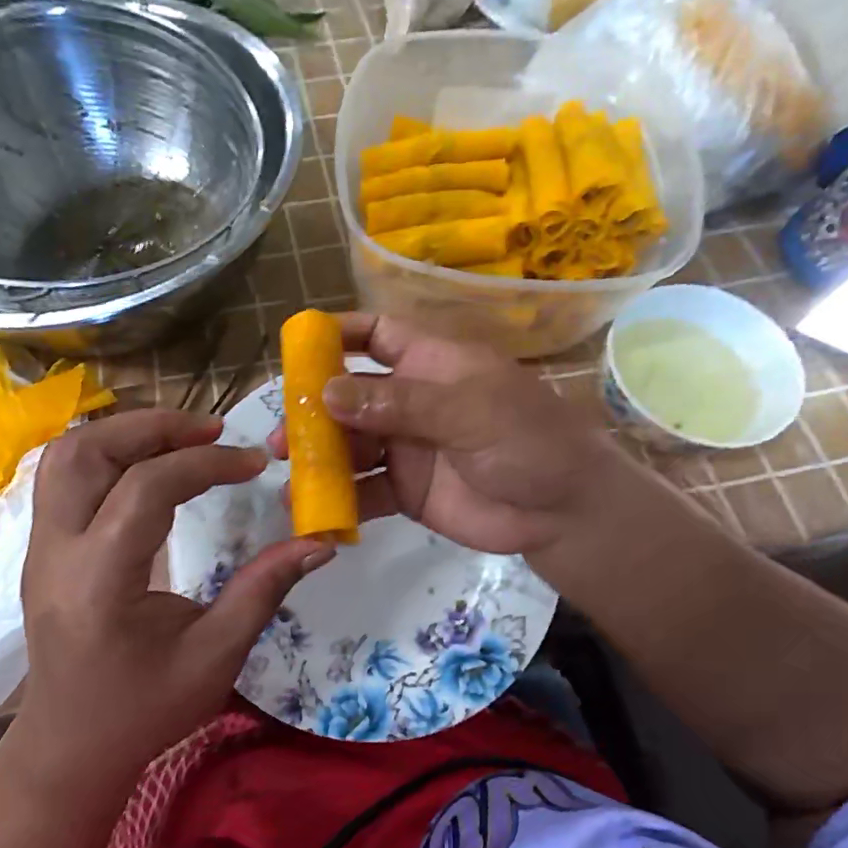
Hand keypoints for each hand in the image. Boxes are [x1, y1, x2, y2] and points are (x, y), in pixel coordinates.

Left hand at [16, 410, 333, 778]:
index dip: (205, 463)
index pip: (145, 488)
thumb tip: (319, 542)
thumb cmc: (145, 710)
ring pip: (66, 455)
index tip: (254, 464)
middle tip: (212, 430)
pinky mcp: (41, 548)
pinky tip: (151, 465)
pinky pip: (64, 476)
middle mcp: (56, 553)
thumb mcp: (216, 656)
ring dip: (126, 433)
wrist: (71, 748)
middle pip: (88, 451)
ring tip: (184, 439)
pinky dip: (109, 453)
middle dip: (154, 426)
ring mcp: (39, 548)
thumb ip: (265, 589)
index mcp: (98, 582)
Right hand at [266, 313, 625, 556]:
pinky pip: (365, 490)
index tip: (296, 348)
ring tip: (289, 471)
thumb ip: (399, 403)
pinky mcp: (407, 490)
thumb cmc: (528, 441)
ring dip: (320, 456)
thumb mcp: (468, 410)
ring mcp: (407, 447)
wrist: (564, 512)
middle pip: (350, 395)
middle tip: (284, 432)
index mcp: (431, 364)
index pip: (376, 335)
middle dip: (315, 409)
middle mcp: (412, 401)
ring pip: (351, 444)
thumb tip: (328, 393)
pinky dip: (341, 500)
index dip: (338, 335)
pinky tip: (315, 511)